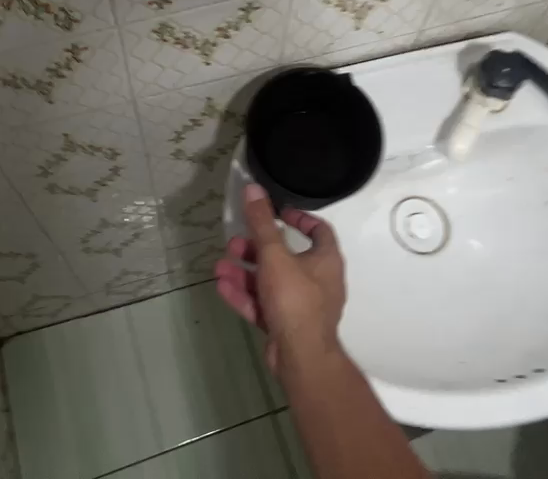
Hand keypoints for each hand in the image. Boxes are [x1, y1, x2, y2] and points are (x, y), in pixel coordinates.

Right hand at [214, 184, 346, 373]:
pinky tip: (222, 286)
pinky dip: (246, 295)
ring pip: (270, 282)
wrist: (301, 358)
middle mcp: (318, 281)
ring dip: (245, 272)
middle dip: (257, 249)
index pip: (319, 230)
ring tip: (221, 265)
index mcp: (325, 260)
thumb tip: (253, 188)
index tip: (278, 213)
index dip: (299, 218)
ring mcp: (301, 306)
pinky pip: (264, 304)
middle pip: (286, 257)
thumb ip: (262, 222)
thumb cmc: (294, 299)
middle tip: (235, 242)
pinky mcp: (286, 326)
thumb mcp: (274, 255)